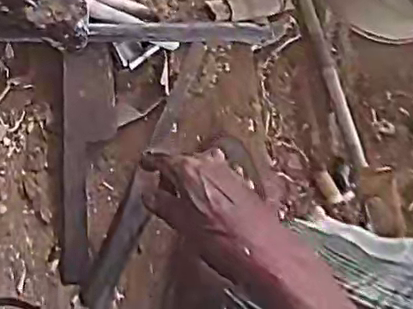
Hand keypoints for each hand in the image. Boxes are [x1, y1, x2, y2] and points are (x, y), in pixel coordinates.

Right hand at [144, 151, 350, 308]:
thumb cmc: (228, 241)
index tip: (145, 164)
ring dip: (194, 183)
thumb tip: (151, 196)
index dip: (150, 163)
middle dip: (173, 176)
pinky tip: (211, 209)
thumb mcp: (183, 226)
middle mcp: (208, 162)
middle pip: (182, 162)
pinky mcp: (243, 182)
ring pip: (202, 169)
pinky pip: (219, 178)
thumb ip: (163, 206)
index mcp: (188, 167)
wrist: (267, 254)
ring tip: (189, 205)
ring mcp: (228, 170)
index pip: (161, 159)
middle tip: (165, 193)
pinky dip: (211, 188)